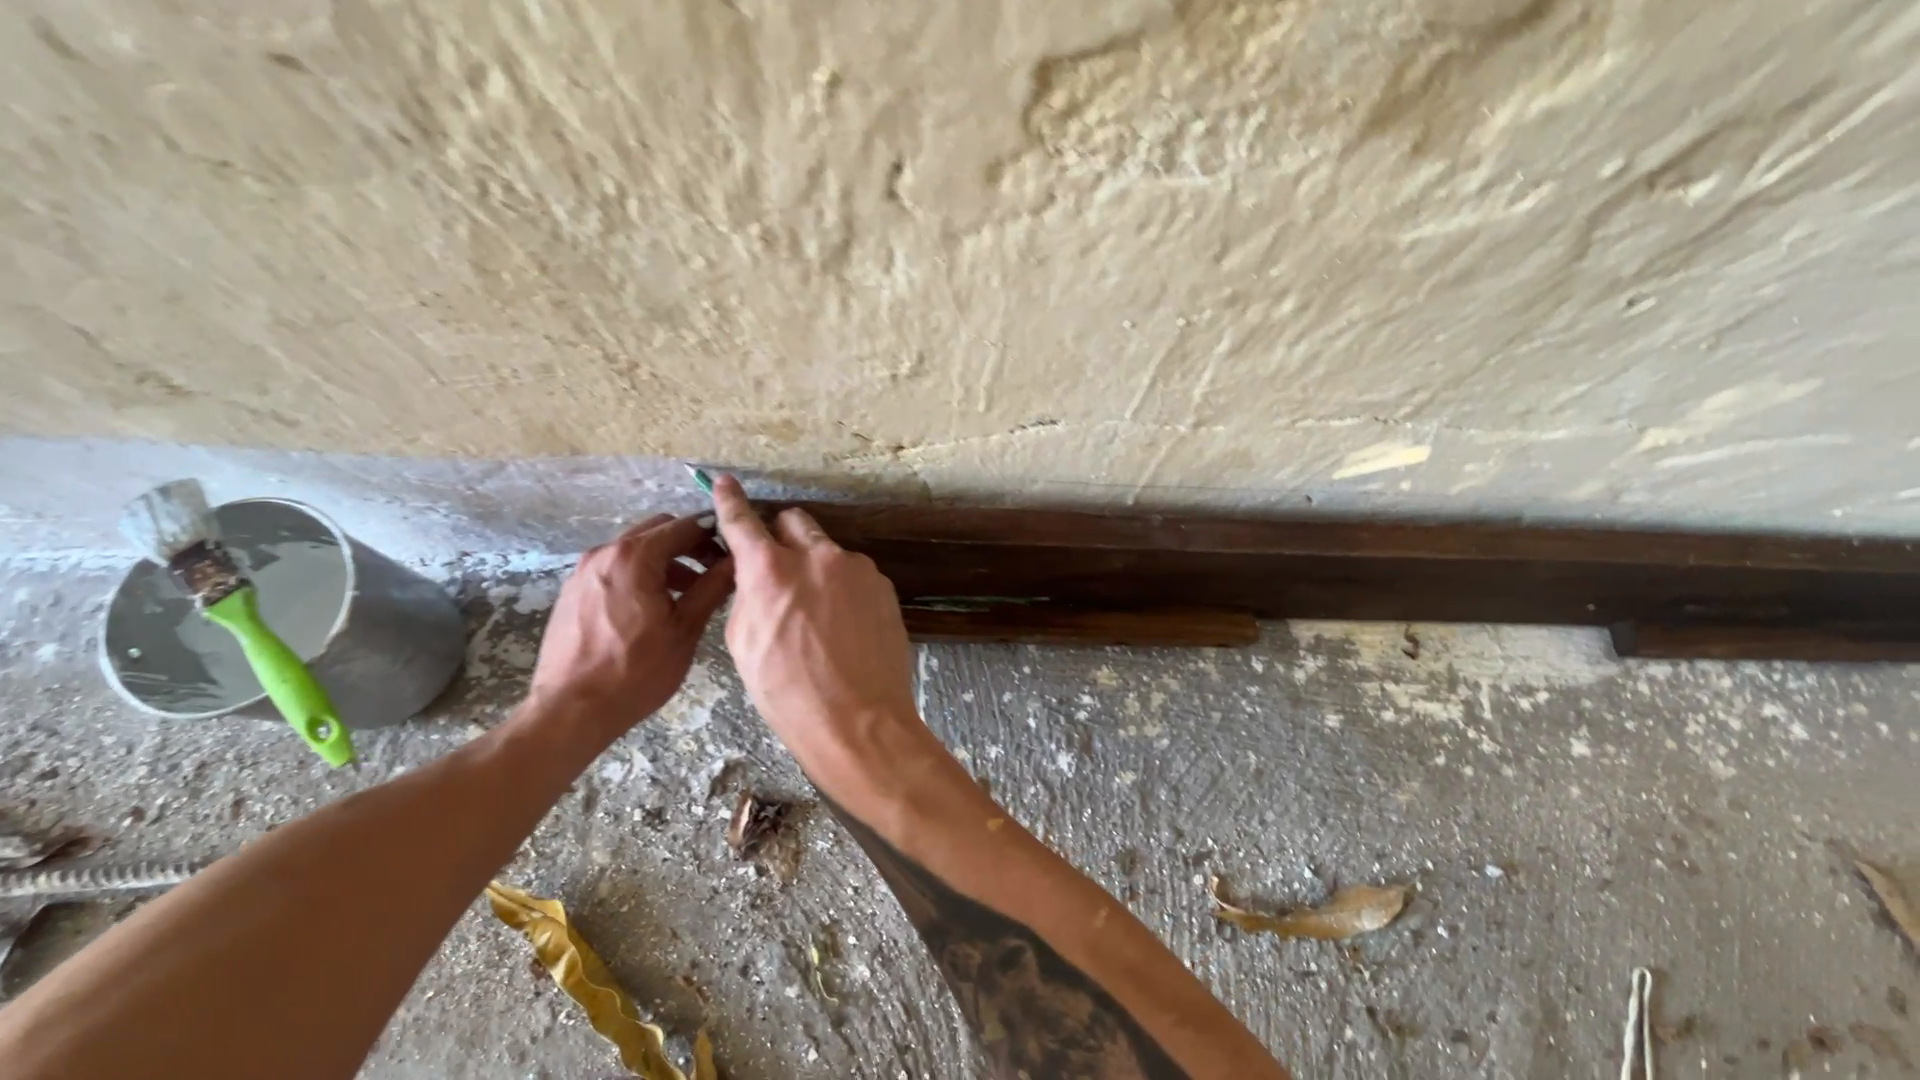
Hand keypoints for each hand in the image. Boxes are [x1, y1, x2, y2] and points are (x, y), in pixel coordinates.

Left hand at [529, 513, 733, 733]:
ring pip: (634, 550)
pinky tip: (653, 608)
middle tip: (713, 571)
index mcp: (634, 557)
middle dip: (688, 545)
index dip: (714, 534)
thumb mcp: (684, 630)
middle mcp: (604, 553)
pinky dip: (639, 575)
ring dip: (664, 561)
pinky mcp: (573, 591)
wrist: (571, 709)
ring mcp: (583, 571)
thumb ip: (711, 589)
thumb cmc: (636, 671)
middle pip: (656, 530)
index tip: (733, 552)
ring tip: (687, 594)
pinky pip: (614, 568)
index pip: (684, 526)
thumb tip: (736, 563)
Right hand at [710, 475, 920, 764]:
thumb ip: (747, 598)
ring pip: (827, 551)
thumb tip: (755, 580)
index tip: (724, 483)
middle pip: (794, 522)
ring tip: (816, 614)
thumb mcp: (744, 645)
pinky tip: (843, 625)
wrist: (858, 720)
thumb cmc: (789, 693)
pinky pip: (854, 575)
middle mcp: (816, 557)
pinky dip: (843, 588)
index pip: (743, 522)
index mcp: (770, 571)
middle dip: (781, 537)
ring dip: (815, 567)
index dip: (730, 501)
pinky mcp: (882, 586)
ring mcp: (855, 569)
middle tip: (777, 568)